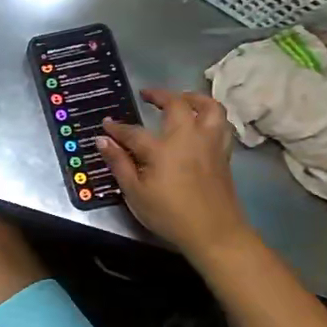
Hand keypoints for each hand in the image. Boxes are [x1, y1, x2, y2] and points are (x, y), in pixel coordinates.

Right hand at [98, 88, 252, 258]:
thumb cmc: (170, 215)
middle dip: (160, 95)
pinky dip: (211, 117)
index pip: (134, 132)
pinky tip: (202, 124)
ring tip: (183, 99)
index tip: (107, 124)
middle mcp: (188, 137)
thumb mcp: (135, 193)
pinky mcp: (224, 153)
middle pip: (177, 104)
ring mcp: (210, 143)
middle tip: (148, 95)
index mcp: (162, 148)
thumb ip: (119, 164)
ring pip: (209, 107)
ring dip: (194, 98)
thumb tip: (103, 140)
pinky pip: (221, 124)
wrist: (214, 232)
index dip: (118, 128)